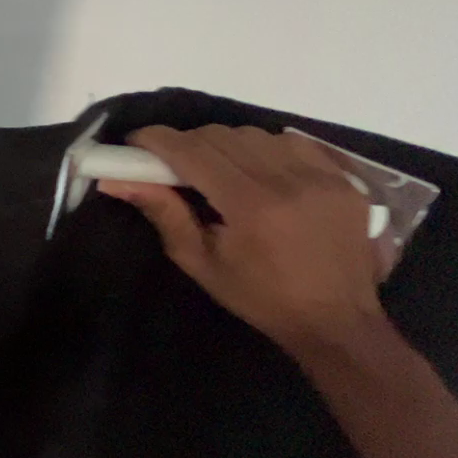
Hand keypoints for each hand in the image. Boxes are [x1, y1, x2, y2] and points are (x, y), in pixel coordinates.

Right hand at [99, 125, 384, 351]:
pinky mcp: (345, 181)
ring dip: (223, 143)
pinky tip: (257, 168)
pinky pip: (291, 142)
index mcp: (251, 206)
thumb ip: (161, 211)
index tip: (134, 144)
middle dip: (185, 142)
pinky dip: (263, 146)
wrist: (339, 323)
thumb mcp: (197, 260)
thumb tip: (113, 179)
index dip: (154, 139)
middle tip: (172, 165)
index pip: (190, 150)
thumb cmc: (259, 296)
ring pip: (252, 134)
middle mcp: (289, 183)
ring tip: (216, 169)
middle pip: (219, 135)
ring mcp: (323, 179)